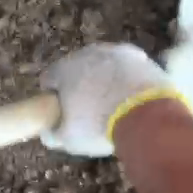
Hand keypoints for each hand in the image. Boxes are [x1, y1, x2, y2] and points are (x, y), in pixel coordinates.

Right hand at [40, 43, 186, 155]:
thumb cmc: (98, 127)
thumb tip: (48, 131)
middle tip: (86, 110)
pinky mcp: (139, 57)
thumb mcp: (68, 139)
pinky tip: (129, 98)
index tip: (59, 112)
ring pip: (102, 66)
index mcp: (63, 70)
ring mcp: (115, 52)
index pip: (48, 79)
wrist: (144, 116)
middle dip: (78, 85)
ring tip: (111, 105)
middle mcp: (86, 54)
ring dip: (102, 80)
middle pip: (76, 69)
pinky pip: (125, 68)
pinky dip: (124, 79)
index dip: (52, 97)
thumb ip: (52, 133)